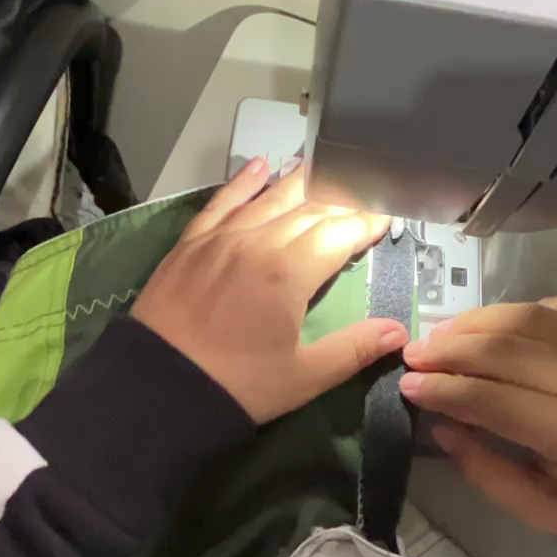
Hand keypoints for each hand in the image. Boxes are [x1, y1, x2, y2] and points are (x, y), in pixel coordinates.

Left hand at [132, 158, 407, 422]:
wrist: (157, 388)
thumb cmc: (237, 386)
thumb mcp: (303, 376)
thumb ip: (354, 349)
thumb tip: (399, 331)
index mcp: (290, 271)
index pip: (340, 232)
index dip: (367, 223)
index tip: (386, 218)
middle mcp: (258, 241)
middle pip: (309, 209)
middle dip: (341, 201)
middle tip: (363, 197)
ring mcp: (221, 237)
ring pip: (269, 197)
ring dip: (300, 182)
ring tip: (325, 167)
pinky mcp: (192, 243)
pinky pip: (223, 202)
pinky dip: (243, 183)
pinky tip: (259, 167)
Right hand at [400, 295, 556, 540]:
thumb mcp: (536, 509)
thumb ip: (482, 469)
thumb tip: (439, 424)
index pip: (490, 396)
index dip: (442, 388)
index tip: (407, 385)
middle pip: (504, 348)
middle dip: (450, 349)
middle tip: (414, 354)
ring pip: (529, 317)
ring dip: (479, 321)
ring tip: (444, 333)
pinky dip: (525, 311)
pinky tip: (501, 327)